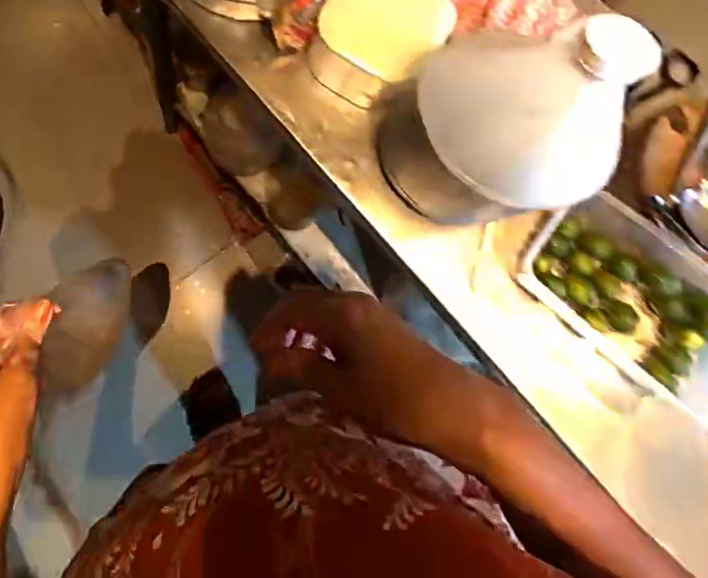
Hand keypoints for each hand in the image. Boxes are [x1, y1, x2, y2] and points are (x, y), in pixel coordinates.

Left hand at [0, 300, 55, 497]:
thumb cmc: (0, 425)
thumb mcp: (19, 378)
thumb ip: (29, 341)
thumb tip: (43, 308)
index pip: (4, 319)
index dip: (31, 311)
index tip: (61, 308)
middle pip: (5, 335)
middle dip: (32, 327)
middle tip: (64, 322)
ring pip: (9, 355)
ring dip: (31, 347)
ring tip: (59, 339)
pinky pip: (11, 373)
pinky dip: (28, 366)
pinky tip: (46, 365)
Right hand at [251, 289, 524, 471]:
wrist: (455, 407)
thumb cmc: (394, 400)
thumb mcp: (342, 389)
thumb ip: (304, 368)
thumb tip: (271, 360)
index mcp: (340, 312)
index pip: (292, 308)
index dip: (269, 327)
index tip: (253, 350)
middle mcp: (353, 301)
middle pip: (307, 301)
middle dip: (283, 322)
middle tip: (266, 350)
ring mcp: (371, 309)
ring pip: (324, 307)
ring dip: (303, 325)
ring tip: (290, 355)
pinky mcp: (384, 323)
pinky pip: (341, 315)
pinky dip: (322, 329)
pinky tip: (321, 355)